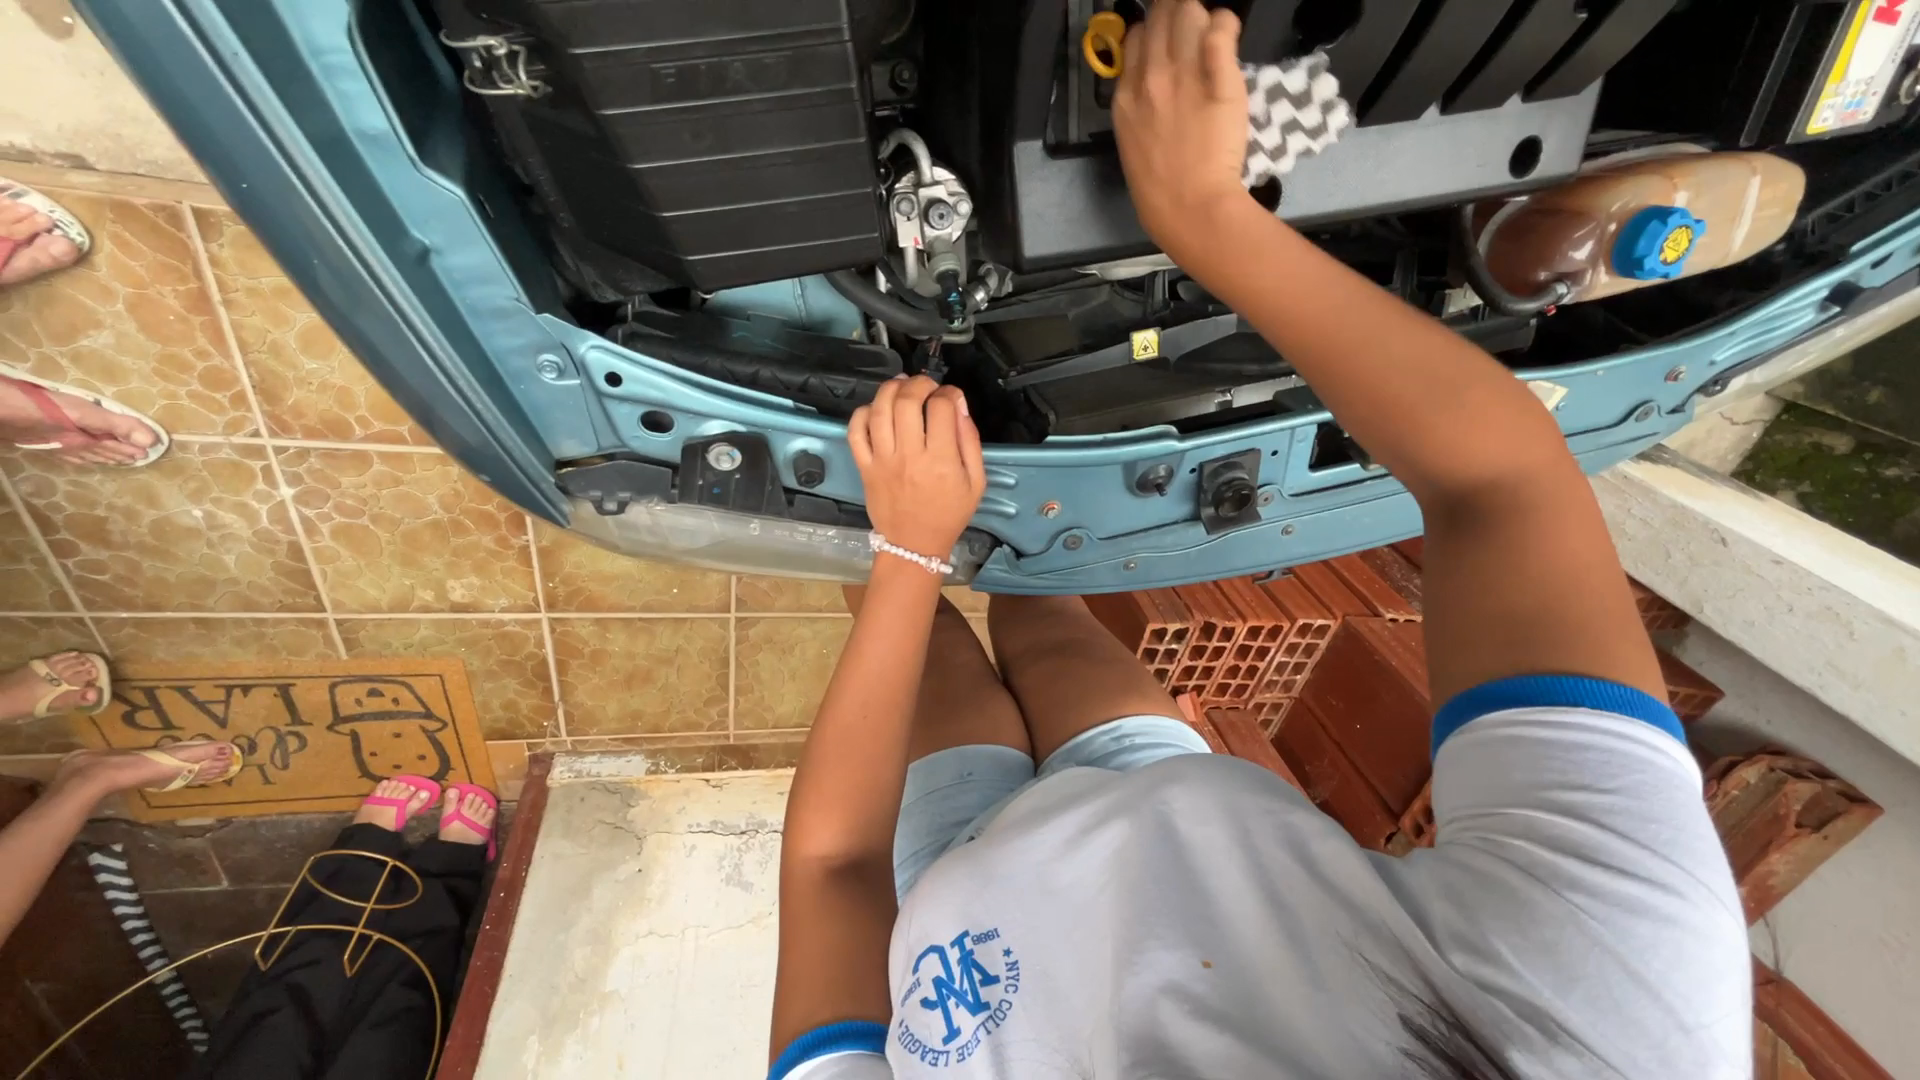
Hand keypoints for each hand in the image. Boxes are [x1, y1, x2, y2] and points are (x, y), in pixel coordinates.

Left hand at [848, 376, 985, 559]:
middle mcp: (909, 455)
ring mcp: (882, 460)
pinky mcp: (864, 467)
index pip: (941, 407)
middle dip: (919, 383)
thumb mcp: (976, 482)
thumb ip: (970, 442)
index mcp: (941, 460)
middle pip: (907, 401)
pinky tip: (876, 409)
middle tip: (926, 386)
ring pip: (879, 410)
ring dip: (890, 389)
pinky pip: (855, 432)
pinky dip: (862, 413)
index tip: (951, 396)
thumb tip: (959, 406)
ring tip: (902, 386)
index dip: (948, 392)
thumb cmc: (949, 514)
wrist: (914, 544)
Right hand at [1112, 0, 1249, 261]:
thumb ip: (1137, 108)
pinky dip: (1226, 26)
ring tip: (1211, 39)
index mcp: (1125, 97)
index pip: (1134, 37)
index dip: (1152, 33)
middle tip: (1192, 32)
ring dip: (1200, 18)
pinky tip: (1228, 42)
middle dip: (1176, 15)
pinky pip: (1222, 26)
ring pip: (1189, 12)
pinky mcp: (1220, 78)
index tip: (1166, 44)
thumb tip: (1148, 87)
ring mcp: (1184, 75)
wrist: (1189, 208)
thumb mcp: (1132, 144)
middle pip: (1161, 15)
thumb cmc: (1160, 189)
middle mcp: (1150, 77)